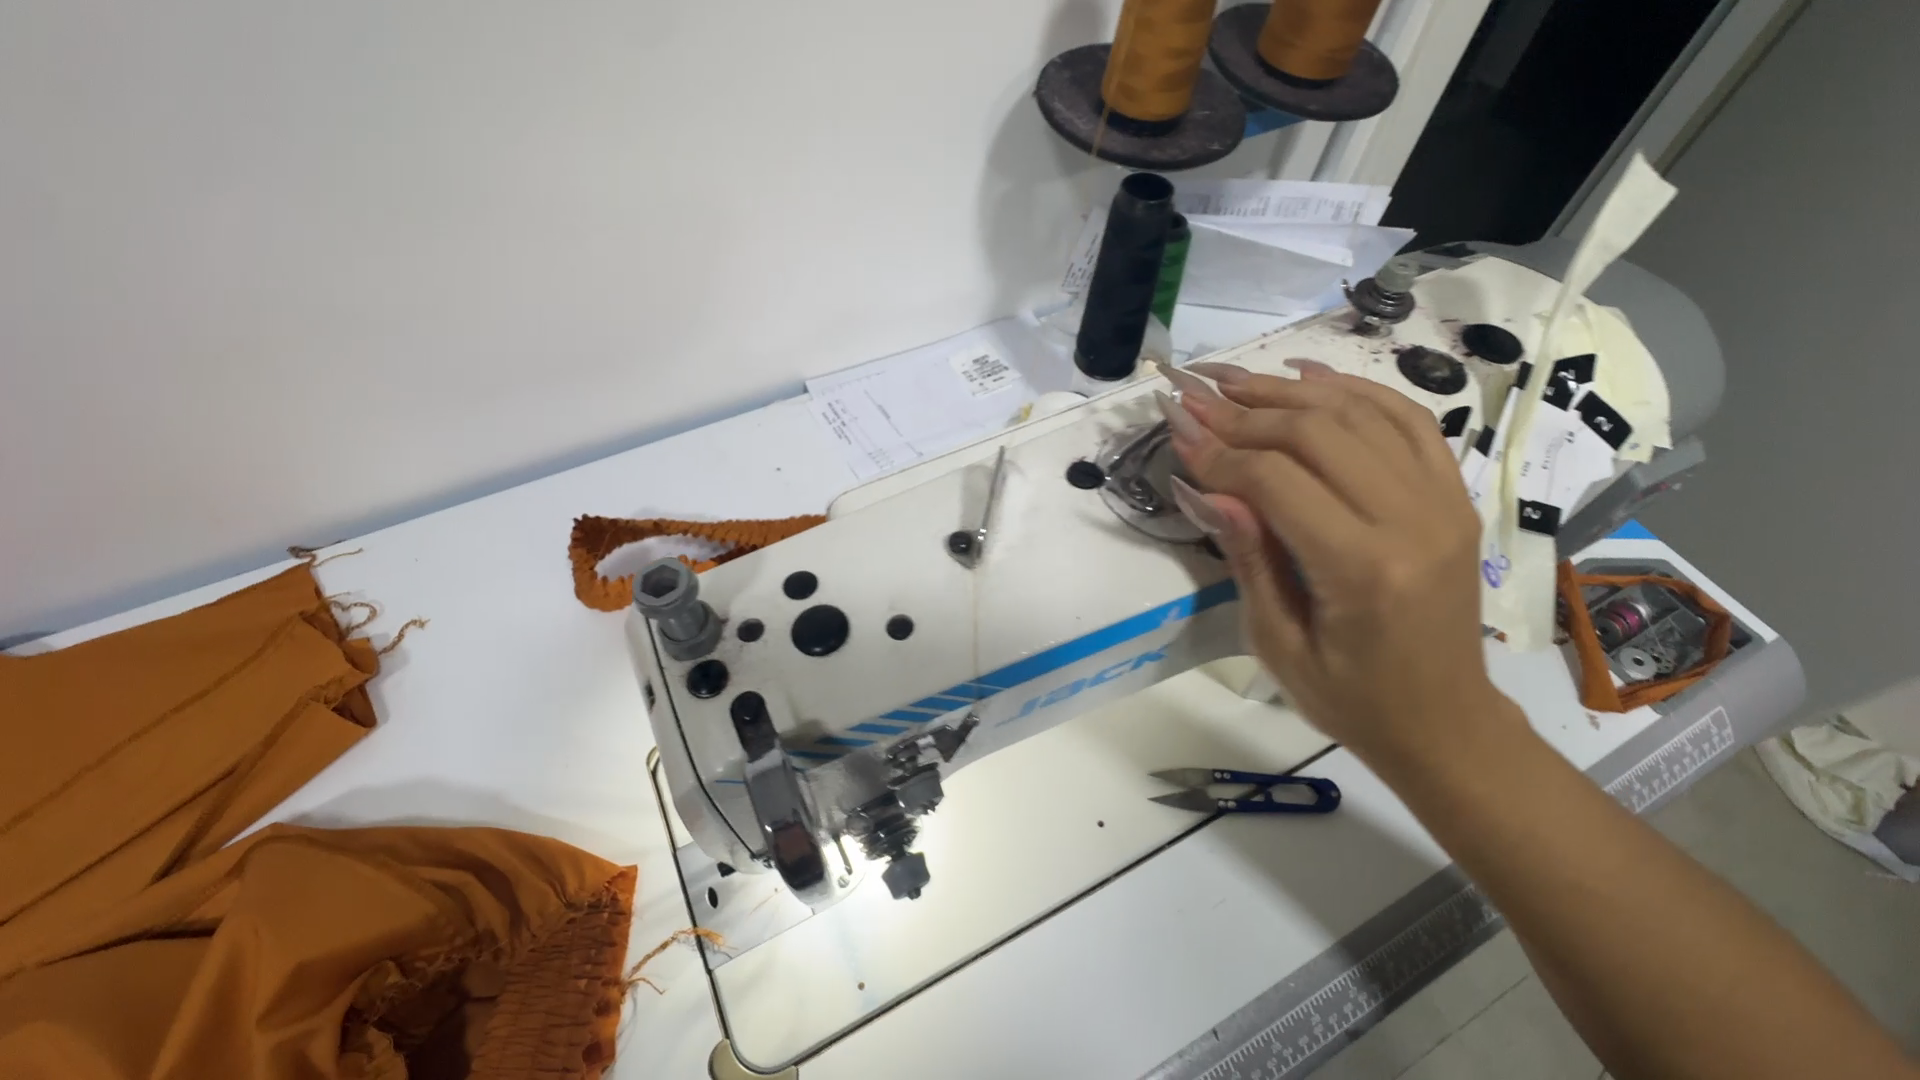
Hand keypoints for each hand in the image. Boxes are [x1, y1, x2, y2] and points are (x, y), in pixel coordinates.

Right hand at [1157, 359, 1523, 770]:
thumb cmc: (1350, 698)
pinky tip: (1309, 376)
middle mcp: (1411, 520)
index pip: (1277, 480)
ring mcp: (1443, 502)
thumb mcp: (1277, 642)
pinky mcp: (1454, 496)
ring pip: (1359, 412)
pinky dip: (1356, 389)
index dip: (1219, 452)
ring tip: (1234, 381)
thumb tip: (1204, 484)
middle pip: (1316, 432)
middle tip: (1194, 397)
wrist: (1443, 721)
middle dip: (1245, 411)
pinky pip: (1407, 420)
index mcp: (1362, 570)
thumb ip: (1247, 556)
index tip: (1175, 430)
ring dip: (1290, 390)